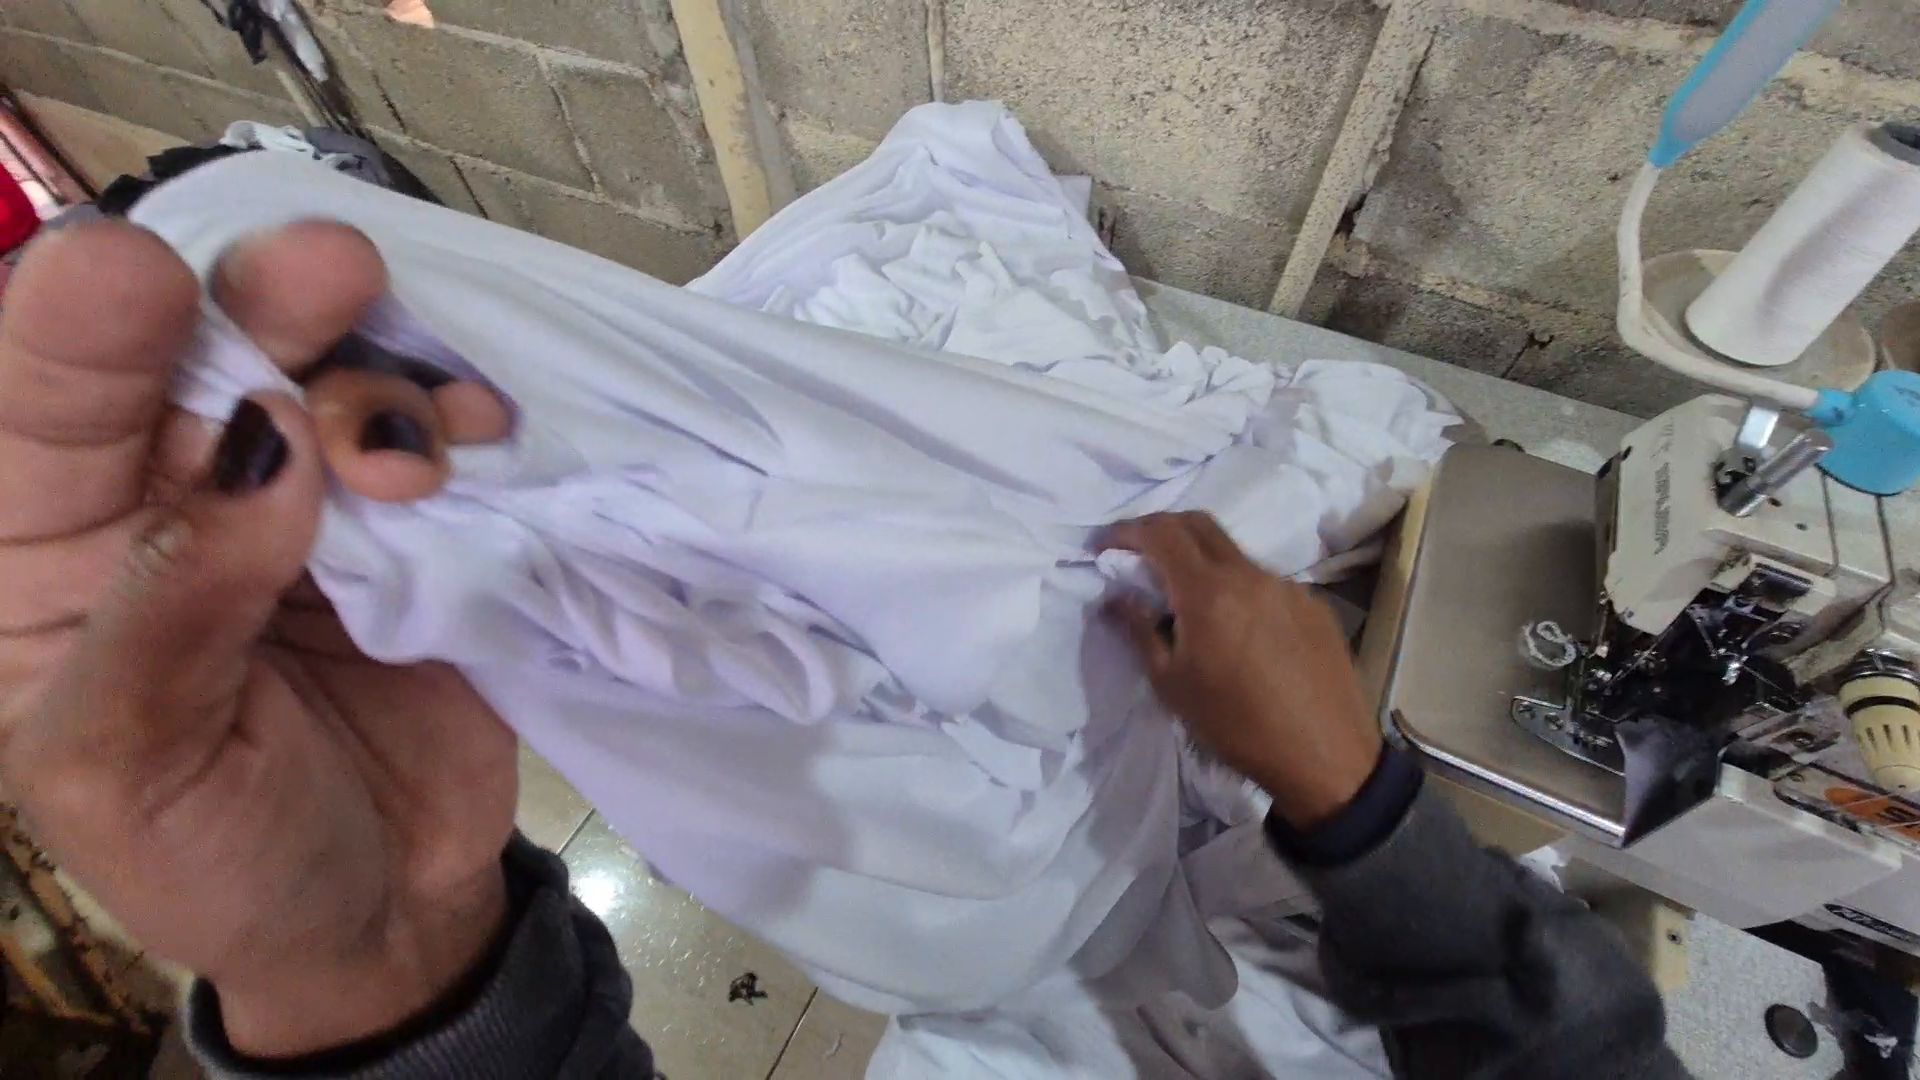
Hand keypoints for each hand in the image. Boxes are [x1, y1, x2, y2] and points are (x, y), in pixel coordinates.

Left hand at [0, 222, 518, 1057]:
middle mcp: (188, 521)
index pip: (37, 427)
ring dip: (386, 394)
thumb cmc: (227, 857)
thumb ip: (171, 609)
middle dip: (266, 313)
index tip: (136, 270)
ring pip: (338, 403)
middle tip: (341, 268)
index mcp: (54, 573)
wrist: (393, 893)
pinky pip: (439, 460)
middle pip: (205, 377)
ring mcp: (323, 527)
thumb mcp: (136, 767)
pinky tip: (489, 428)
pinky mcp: (428, 544)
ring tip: (427, 453)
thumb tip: (269, 456)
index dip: (75, 337)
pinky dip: (462, 428)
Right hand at [1102, 512, 1382, 828]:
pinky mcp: (1313, 605)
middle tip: (1136, 553)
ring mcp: (1288, 587)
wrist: (1326, 759)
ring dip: (1200, 559)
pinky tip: (1234, 627)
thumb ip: (1139, 630)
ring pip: (1233, 552)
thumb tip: (1115, 597)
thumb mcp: (1170, 683)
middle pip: (1199, 523)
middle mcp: (1250, 575)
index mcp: (1209, 592)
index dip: (1125, 531)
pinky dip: (1235, 586)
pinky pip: (1263, 580)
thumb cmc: (1235, 725)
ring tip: (1185, 599)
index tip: (1102, 547)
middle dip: (1160, 527)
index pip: (1161, 533)